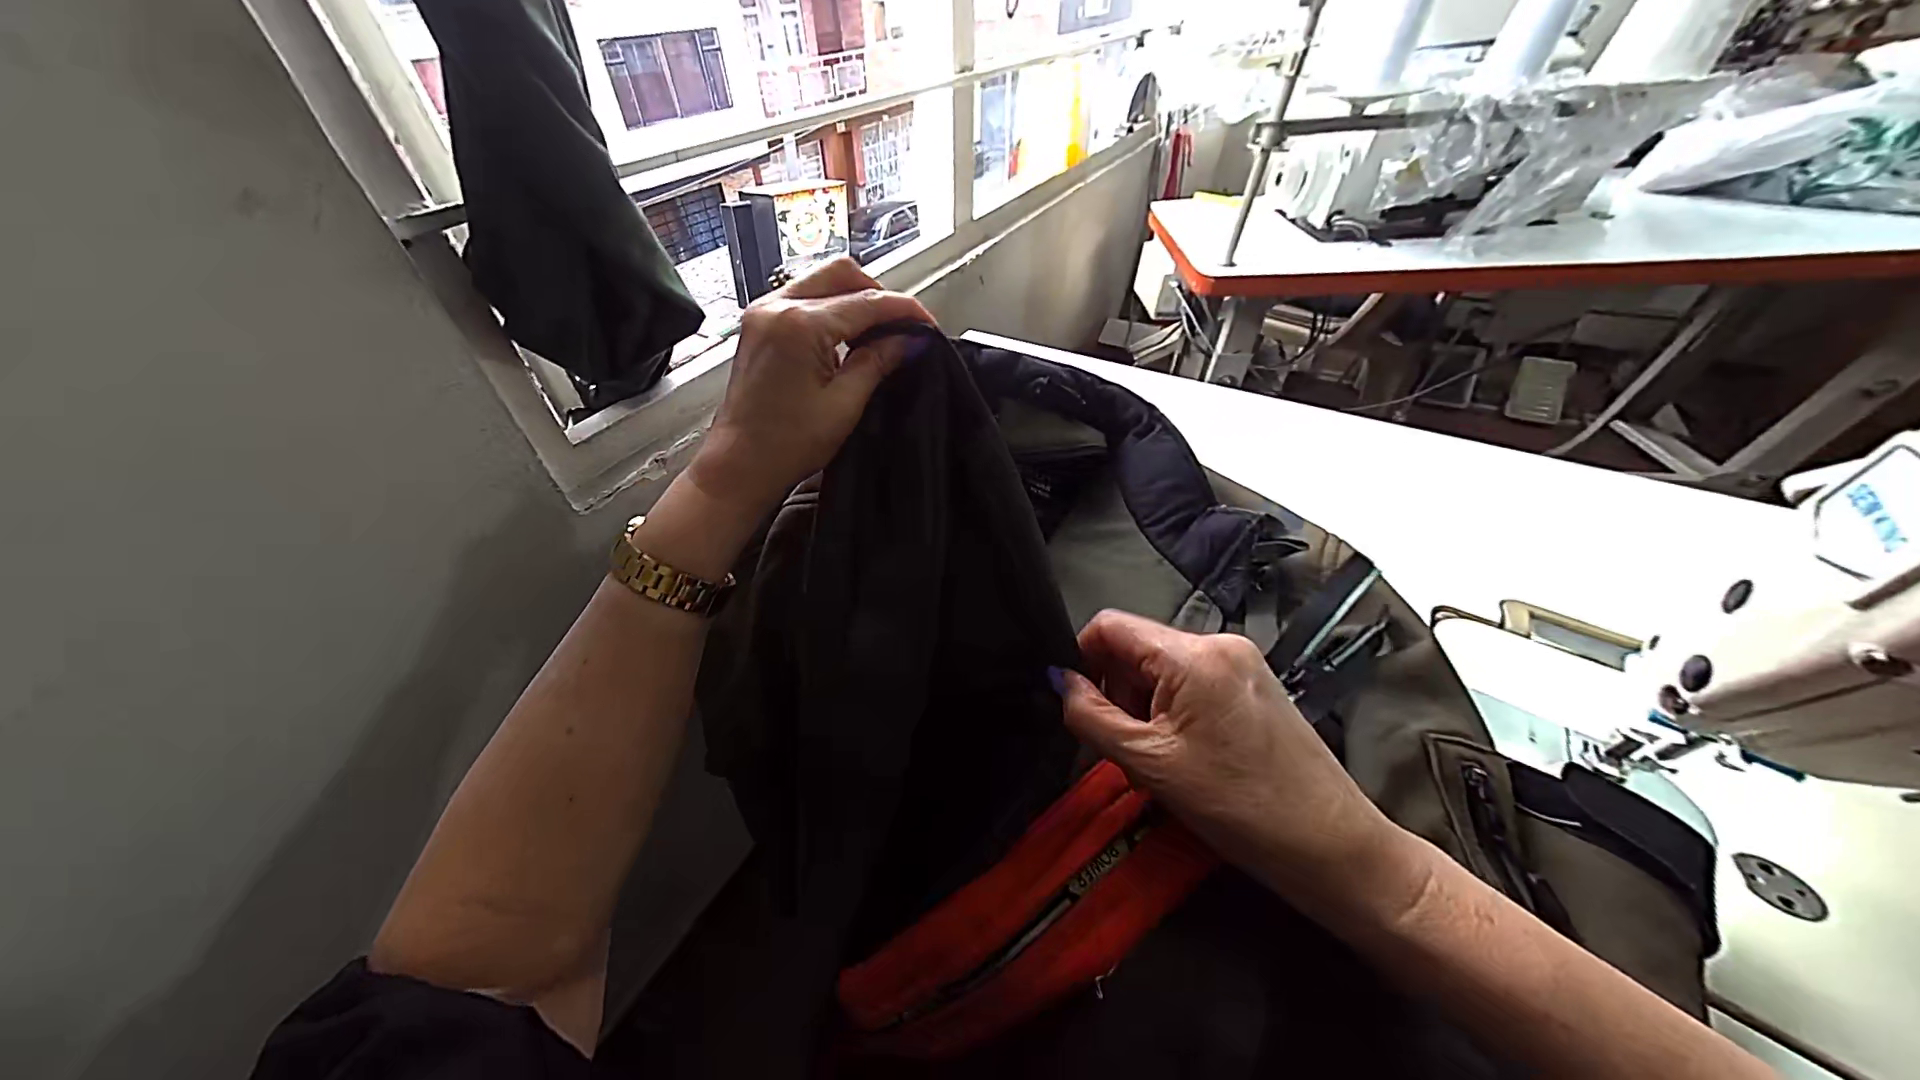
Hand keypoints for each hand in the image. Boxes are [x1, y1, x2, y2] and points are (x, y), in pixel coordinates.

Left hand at [686, 257, 933, 515]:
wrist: (741, 464)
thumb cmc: (784, 444)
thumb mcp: (845, 404)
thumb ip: (877, 363)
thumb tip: (905, 341)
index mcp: (799, 325)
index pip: (867, 302)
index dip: (904, 311)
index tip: (927, 324)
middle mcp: (777, 308)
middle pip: (842, 274)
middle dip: (879, 296)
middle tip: (903, 326)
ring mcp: (764, 314)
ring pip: (822, 282)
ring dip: (855, 301)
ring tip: (879, 335)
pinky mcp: (759, 327)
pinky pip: (803, 300)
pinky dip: (831, 311)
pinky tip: (848, 339)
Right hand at [1060, 611, 1412, 914]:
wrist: (1333, 848)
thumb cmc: (1242, 808)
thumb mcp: (1149, 763)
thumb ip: (1091, 715)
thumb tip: (1059, 682)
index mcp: (1193, 655)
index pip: (1109, 626)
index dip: (1081, 658)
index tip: (1078, 703)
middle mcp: (1219, 644)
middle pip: (1136, 648)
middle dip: (1116, 692)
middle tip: (1125, 747)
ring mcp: (1241, 662)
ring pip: (1161, 668)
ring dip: (1143, 706)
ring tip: (1156, 759)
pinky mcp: (1253, 683)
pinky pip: (1191, 682)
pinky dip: (1171, 711)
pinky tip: (1182, 753)